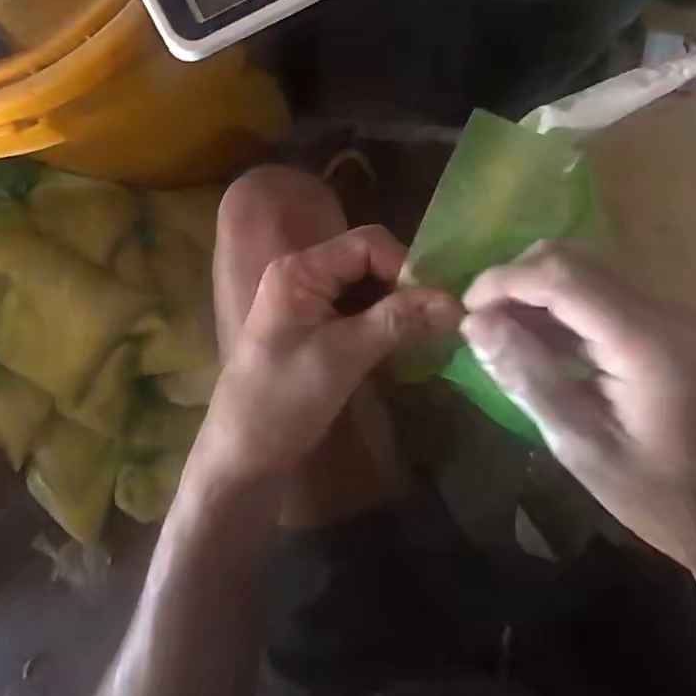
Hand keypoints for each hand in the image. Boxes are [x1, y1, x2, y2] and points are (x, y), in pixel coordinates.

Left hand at [194, 226, 462, 486]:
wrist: (241, 452)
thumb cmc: (284, 399)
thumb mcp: (343, 356)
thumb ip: (396, 322)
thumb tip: (454, 302)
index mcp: (300, 270)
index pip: (367, 243)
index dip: (405, 267)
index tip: (434, 305)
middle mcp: (302, 274)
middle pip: (368, 261)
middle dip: (403, 288)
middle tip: (432, 325)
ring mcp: (306, 301)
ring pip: (366, 287)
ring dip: (395, 308)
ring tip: (422, 339)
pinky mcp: (313, 327)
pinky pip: (356, 311)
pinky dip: (381, 324)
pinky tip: (400, 349)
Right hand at [461, 240, 695, 568]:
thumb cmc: (656, 496)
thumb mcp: (579, 445)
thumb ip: (526, 377)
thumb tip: (474, 323)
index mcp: (646, 345)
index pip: (562, 278)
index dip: (504, 281)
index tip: (465, 310)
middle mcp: (662, 313)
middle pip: (570, 260)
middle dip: (513, 280)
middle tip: (481, 324)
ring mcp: (665, 314)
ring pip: (580, 269)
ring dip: (531, 291)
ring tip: (501, 334)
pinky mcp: (661, 323)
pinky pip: (595, 292)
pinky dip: (555, 306)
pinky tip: (535, 342)